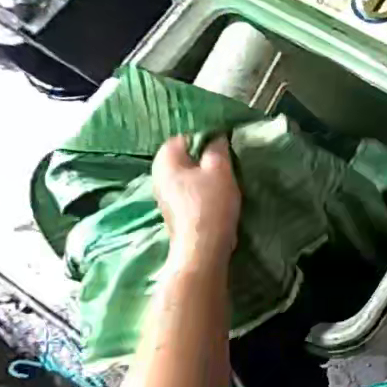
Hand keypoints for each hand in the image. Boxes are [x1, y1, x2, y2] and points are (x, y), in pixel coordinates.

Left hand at [153, 135, 239, 270]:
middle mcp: (158, 175)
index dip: (206, 139)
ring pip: (188, 177)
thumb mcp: (220, 170)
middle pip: (185, 158)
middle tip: (228, 165)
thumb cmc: (210, 204)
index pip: (185, 137)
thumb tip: (216, 137)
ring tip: (226, 183)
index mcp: (165, 160)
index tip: (225, 148)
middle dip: (205, 159)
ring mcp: (164, 196)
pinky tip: (218, 201)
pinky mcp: (174, 212)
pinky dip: (203, 193)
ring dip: (206, 178)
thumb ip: (217, 149)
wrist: (202, 248)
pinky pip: (190, 193)